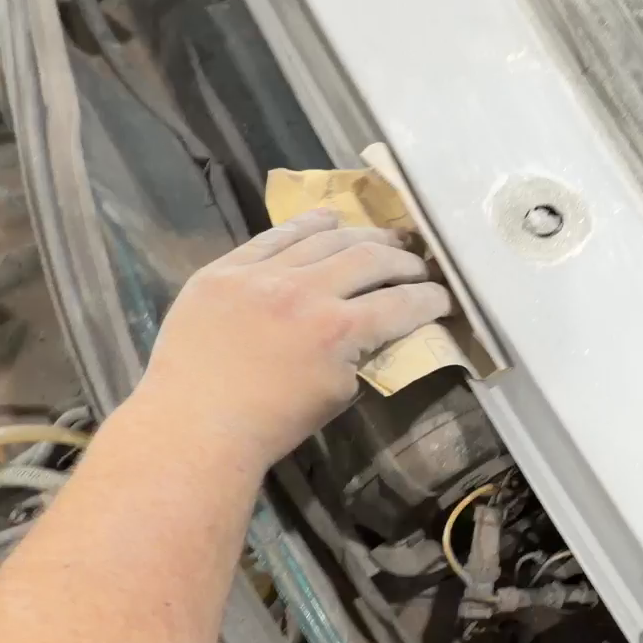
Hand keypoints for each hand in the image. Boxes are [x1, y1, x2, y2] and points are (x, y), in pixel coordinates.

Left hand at [127, 209, 451, 471]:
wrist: (195, 424)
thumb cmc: (276, 422)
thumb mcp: (340, 392)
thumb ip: (364, 353)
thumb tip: (378, 330)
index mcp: (339, 331)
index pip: (403, 304)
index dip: (433, 299)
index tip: (447, 299)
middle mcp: (305, 291)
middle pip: (371, 258)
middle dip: (406, 262)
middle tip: (422, 267)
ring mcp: (261, 275)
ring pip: (326, 239)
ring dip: (366, 236)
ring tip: (388, 239)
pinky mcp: (225, 270)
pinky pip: (273, 237)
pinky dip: (308, 224)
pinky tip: (331, 218)